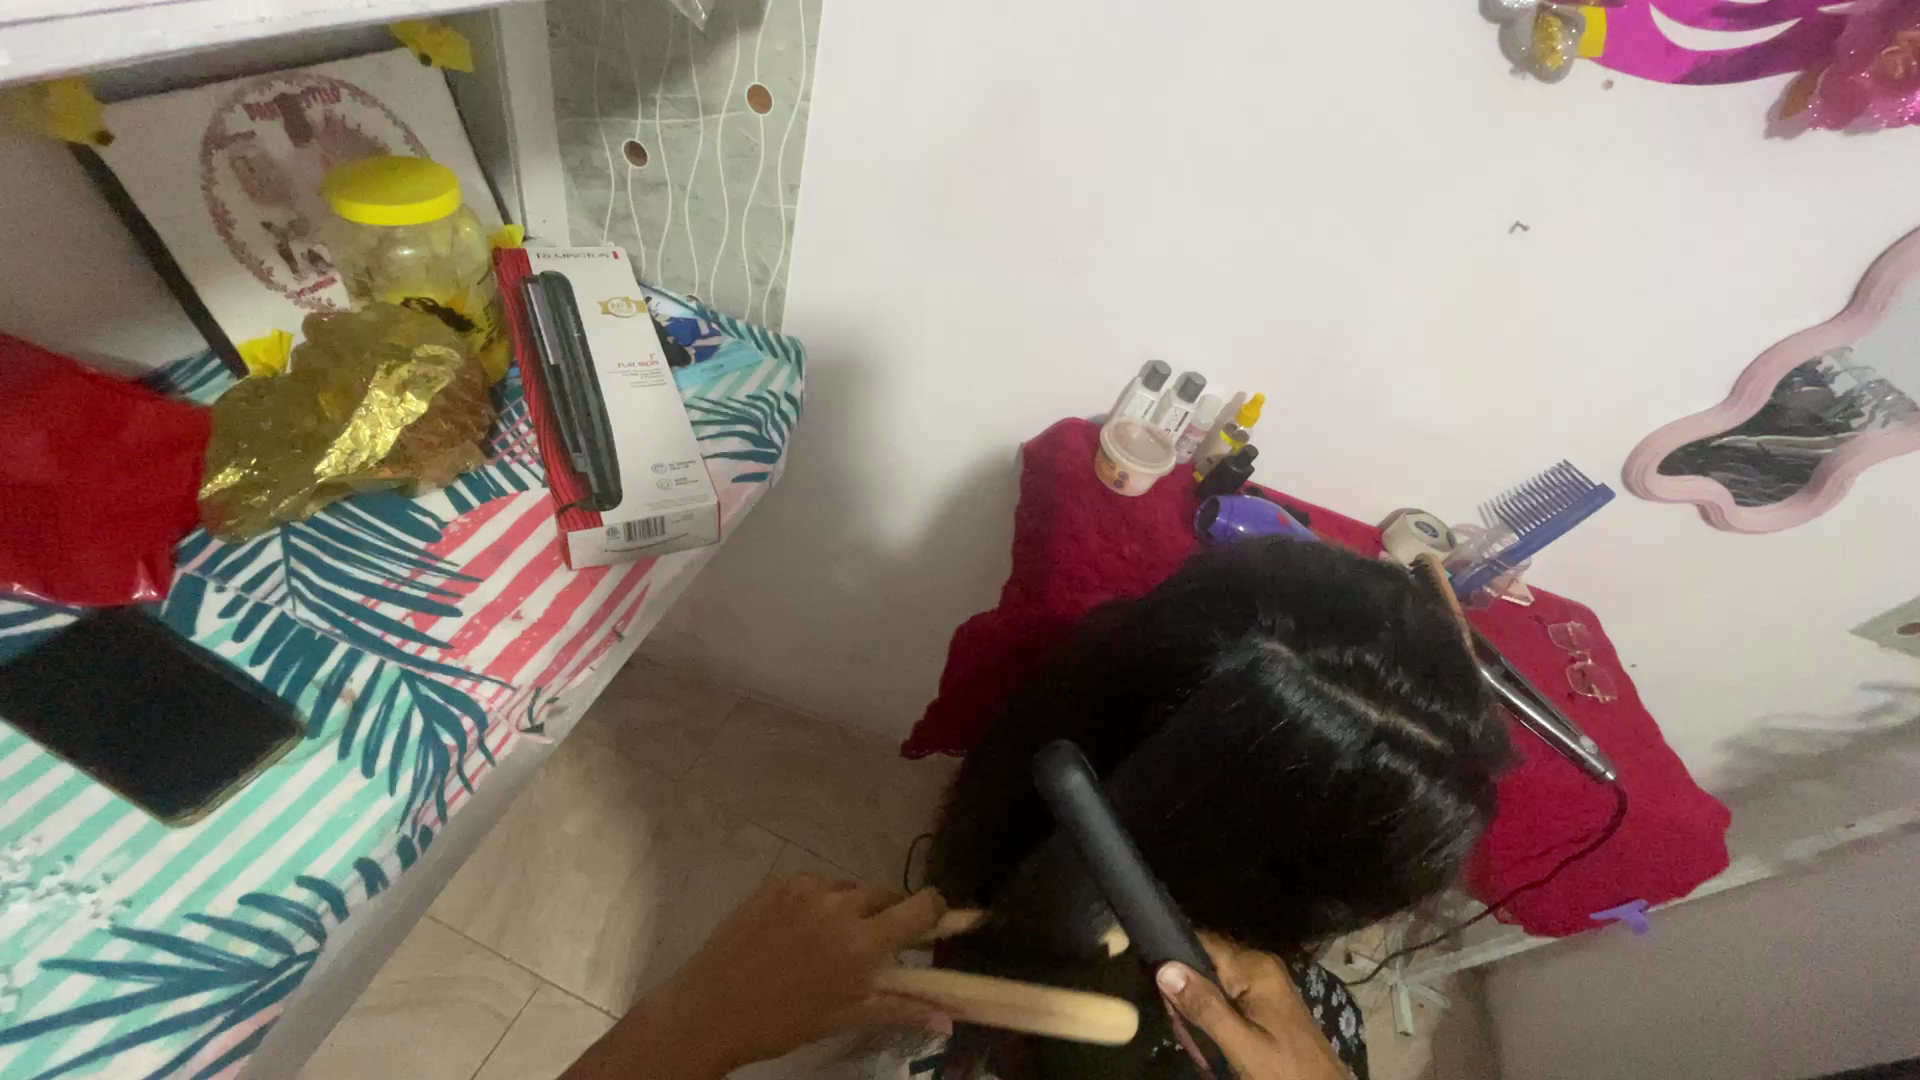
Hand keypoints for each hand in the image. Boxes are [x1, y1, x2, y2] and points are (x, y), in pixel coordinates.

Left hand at [564, 874, 949, 1079]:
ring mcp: (809, 886)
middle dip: (890, 914)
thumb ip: (902, 1011)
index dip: (936, 911)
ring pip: (851, 887)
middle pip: (888, 893)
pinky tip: (798, 930)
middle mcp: (842, 904)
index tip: (935, 923)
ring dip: (853, 907)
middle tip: (874, 943)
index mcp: (863, 943)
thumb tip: (948, 1019)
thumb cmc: (783, 1022)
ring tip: (827, 940)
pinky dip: (819, 901)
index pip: (923, 905)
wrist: (709, 1007)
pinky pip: (817, 883)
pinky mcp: (782, 878)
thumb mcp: (844, 1018)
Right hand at [1156, 934, 1348, 1079]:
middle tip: (1188, 1037)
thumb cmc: (1287, 1075)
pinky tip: (1216, 1047)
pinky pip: (1229, 999)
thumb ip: (1204, 1006)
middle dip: (1189, 997)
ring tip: (1203, 1050)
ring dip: (1201, 1013)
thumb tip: (1164, 968)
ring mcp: (1266, 984)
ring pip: (1214, 983)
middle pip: (1205, 963)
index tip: (1164, 997)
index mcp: (1255, 967)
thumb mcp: (1243, 1047)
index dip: (1176, 963)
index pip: (1200, 940)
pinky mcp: (1269, 1004)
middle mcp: (1260, 965)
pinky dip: (1217, 1020)